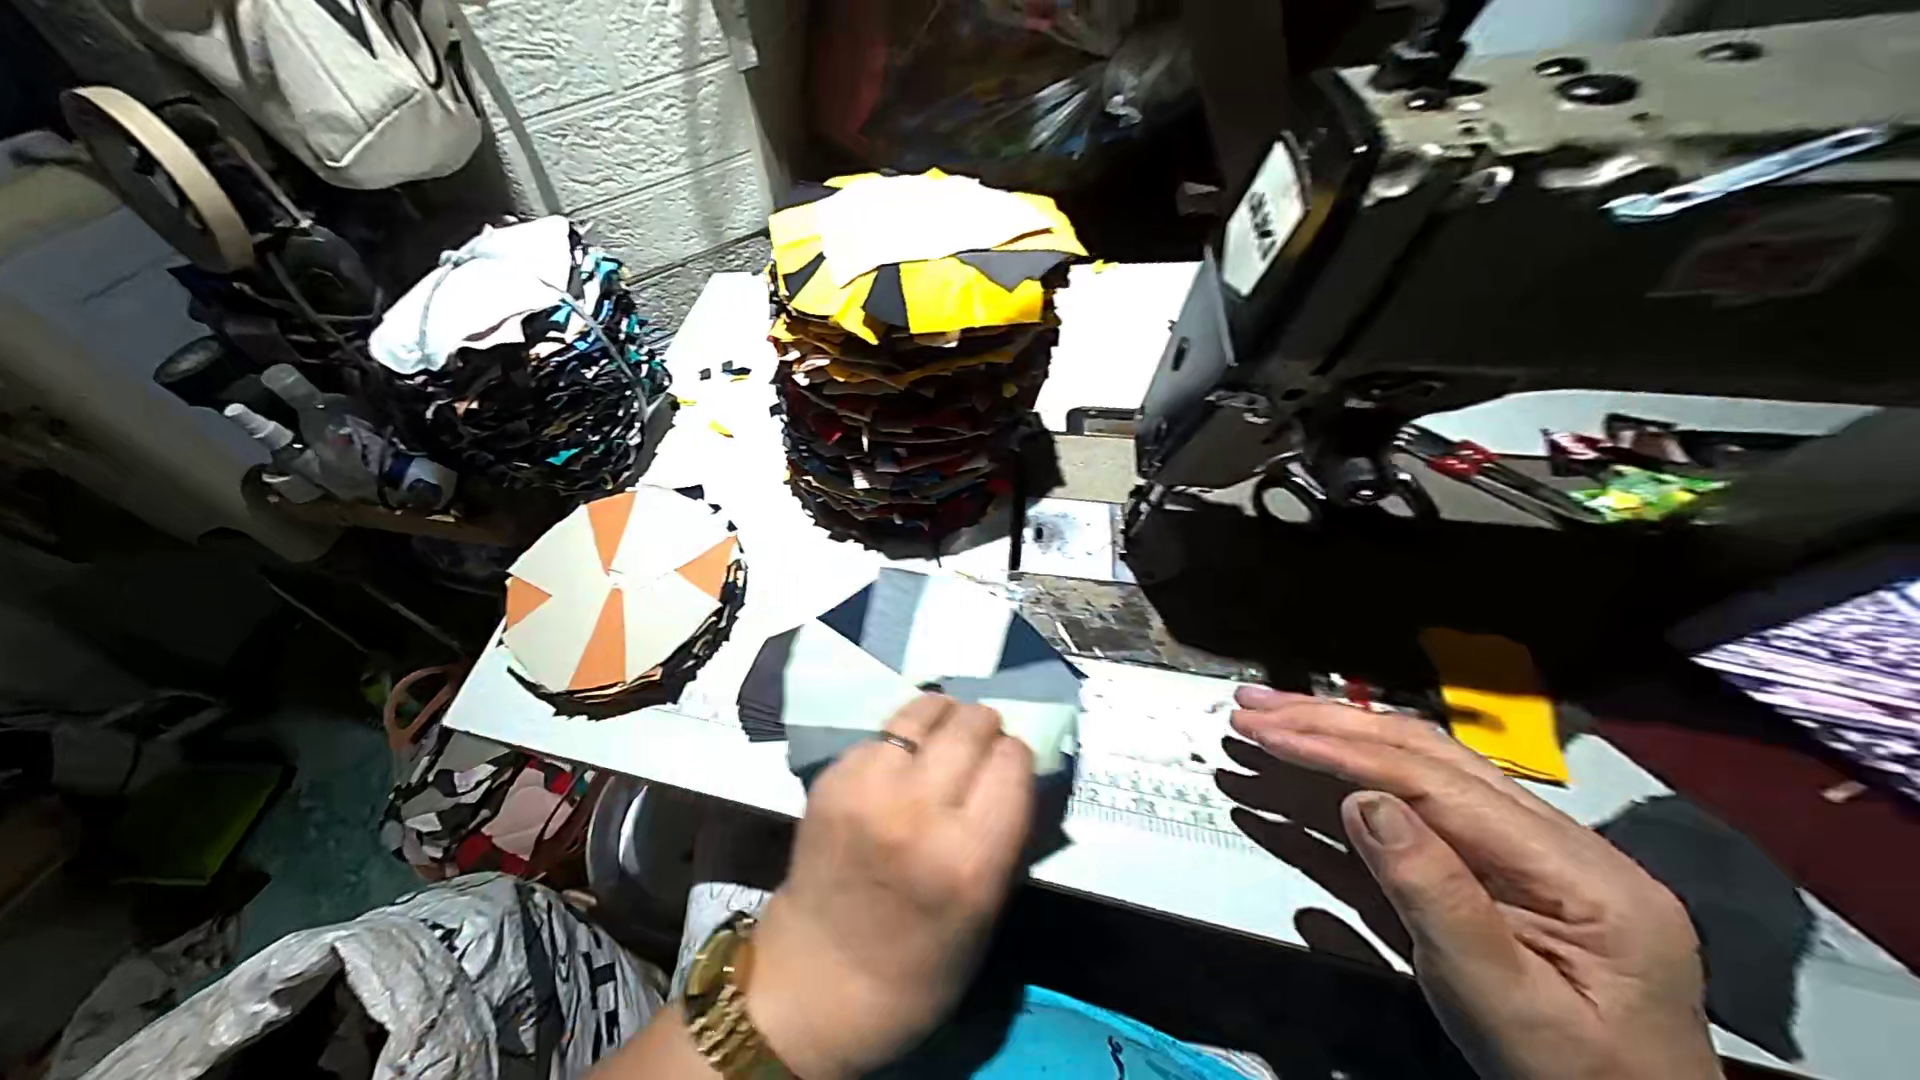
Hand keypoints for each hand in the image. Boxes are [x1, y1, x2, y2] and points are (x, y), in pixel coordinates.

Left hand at [747, 695, 1033, 1079]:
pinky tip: (902, 759)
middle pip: (971, 725)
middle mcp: (919, 812)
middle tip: (982, 737)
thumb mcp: (989, 909)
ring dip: (944, 716)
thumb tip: (1015, 767)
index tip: (1011, 764)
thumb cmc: (921, 964)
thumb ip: (1007, 831)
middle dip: (985, 725)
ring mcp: (868, 790)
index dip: (1017, 756)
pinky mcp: (831, 780)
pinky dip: (901, 739)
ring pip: (923, 711)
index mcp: (970, 857)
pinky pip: (882, 734)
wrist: (818, 980)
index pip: (1013, 760)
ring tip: (945, 731)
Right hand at [1231, 686, 1721, 1079]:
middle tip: (1253, 708)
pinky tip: (1302, 767)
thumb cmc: (1571, 1079)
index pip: (1434, 781)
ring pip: (1415, 763)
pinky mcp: (1490, 860)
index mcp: (1578, 870)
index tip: (1268, 734)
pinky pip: (1413, 801)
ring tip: (1267, 718)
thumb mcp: (1502, 1003)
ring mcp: (1525, 845)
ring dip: (1336, 735)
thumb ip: (1436, 896)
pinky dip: (1348, 778)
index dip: (1342, 751)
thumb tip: (1363, 801)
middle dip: (1328, 723)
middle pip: (1424, 753)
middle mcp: (1556, 838)